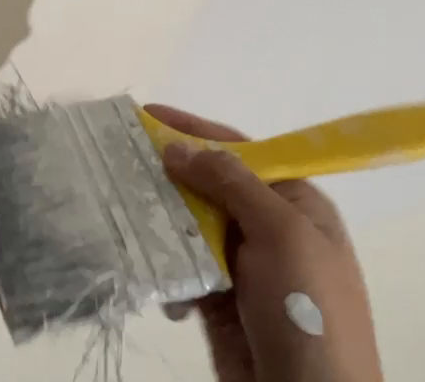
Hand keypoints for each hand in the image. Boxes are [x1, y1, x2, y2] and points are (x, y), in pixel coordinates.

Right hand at [145, 105, 383, 381]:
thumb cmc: (306, 310)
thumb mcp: (281, 235)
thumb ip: (231, 184)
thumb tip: (177, 146)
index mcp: (296, 205)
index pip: (241, 151)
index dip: (196, 130)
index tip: (147, 114)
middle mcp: (269, 228)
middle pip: (209, 184)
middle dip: (168, 171)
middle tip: (119, 156)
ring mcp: (244, 265)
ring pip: (189, 222)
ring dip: (159, 217)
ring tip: (121, 205)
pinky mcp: (218, 298)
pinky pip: (181, 263)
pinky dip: (163, 261)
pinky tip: (148, 265)